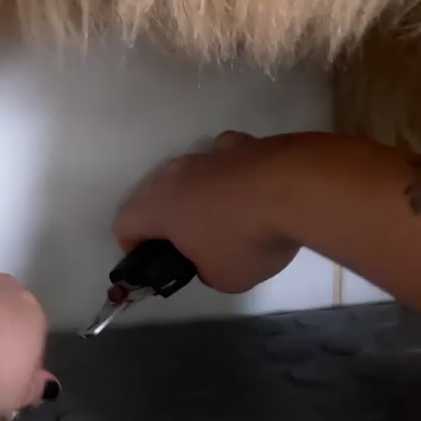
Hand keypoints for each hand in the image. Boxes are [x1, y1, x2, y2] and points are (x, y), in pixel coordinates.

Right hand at [112, 131, 302, 292]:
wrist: (297, 189)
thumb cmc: (247, 238)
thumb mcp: (224, 278)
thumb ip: (205, 271)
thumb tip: (209, 263)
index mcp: (158, 209)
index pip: (123, 225)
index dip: (131, 246)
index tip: (152, 260)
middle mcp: (173, 177)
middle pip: (153, 197)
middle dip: (166, 219)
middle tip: (191, 242)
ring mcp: (206, 156)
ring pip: (188, 174)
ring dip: (197, 192)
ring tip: (227, 214)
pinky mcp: (240, 143)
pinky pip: (222, 156)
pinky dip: (229, 171)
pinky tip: (249, 186)